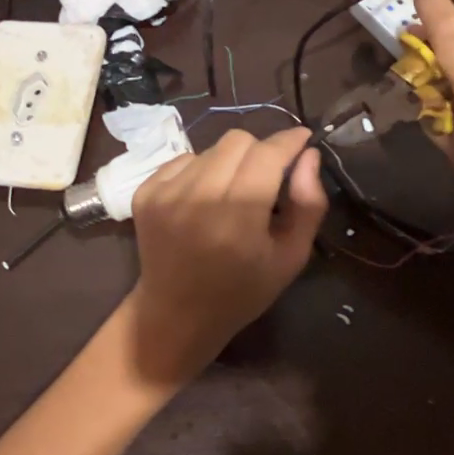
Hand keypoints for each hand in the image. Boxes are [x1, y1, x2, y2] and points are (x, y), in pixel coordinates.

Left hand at [125, 127, 327, 385]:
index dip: (290, 140)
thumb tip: (308, 155)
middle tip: (266, 178)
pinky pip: (184, 160)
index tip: (303, 140)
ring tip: (231, 194)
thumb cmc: (242, 291)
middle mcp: (198, 196)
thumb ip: (308, 204)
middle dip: (260, 152)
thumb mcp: (290, 258)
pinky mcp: (145, 192)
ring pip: (211, 148)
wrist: (176, 314)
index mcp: (238, 215)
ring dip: (229, 162)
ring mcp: (166, 192)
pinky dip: (200, 171)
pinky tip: (203, 201)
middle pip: (238, 140)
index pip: (268, 153)